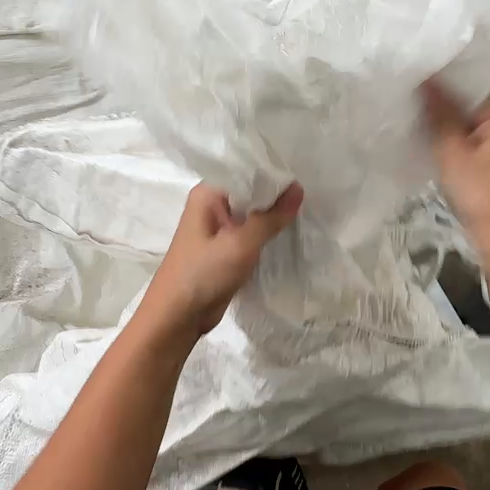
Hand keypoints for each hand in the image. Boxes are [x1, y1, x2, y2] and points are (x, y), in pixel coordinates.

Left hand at [140, 182, 303, 340]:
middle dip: (277, 194)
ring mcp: (218, 227)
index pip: (246, 171)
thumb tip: (298, 188)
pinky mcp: (225, 248)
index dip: (274, 172)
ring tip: (306, 209)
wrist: (177, 318)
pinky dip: (267, 233)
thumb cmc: (203, 274)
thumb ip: (270, 217)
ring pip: (252, 213)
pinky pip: (251, 232)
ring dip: (273, 215)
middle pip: (251, 191)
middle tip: (312, 192)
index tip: (303, 173)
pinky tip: (290, 231)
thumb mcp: (241, 244)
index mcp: (208, 193)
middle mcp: (212, 205)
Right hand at [420, 80, 489, 246]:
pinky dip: (447, 134)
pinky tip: (425, 134)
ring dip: (440, 118)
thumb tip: (427, 77)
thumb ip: (439, 112)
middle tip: (405, 91)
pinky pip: (463, 135)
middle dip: (438, 99)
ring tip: (410, 109)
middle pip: (464, 100)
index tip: (412, 74)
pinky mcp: (488, 156)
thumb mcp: (452, 150)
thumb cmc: (478, 192)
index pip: (466, 82)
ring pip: (462, 119)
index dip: (439, 78)